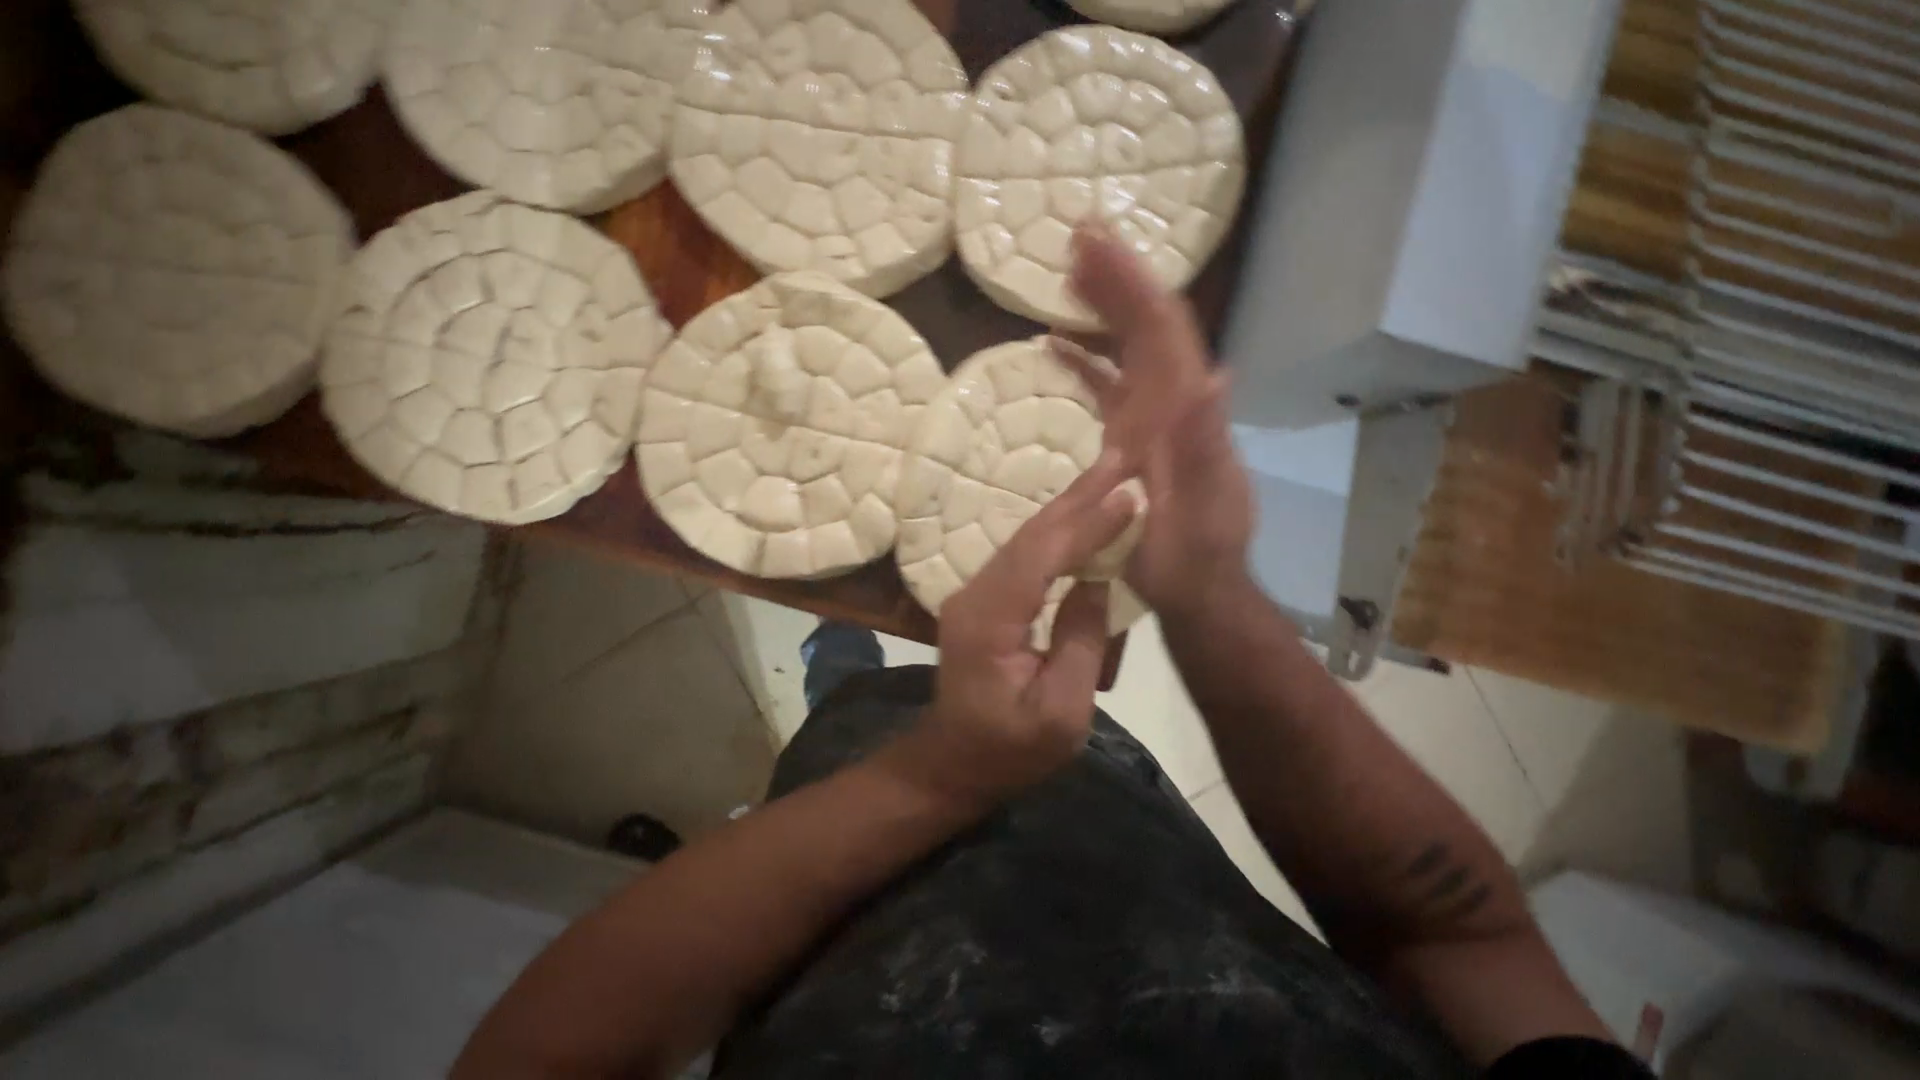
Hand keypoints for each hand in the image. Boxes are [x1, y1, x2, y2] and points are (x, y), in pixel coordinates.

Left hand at [888, 450, 1138, 807]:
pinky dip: (1058, 532)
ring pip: (1026, 539)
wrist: (953, 764)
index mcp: (988, 622)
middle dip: (1078, 496)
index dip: (1086, 524)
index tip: (1129, 494)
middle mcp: (973, 595)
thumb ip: (1079, 644)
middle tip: (1122, 456)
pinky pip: (1025, 556)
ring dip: (1069, 507)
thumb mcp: (1061, 714)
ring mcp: (974, 594)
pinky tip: (1083, 515)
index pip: (1040, 558)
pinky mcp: (984, 600)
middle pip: (1030, 536)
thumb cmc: (1011, 751)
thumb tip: (1095, 582)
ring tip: (1111, 475)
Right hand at [1055, 223, 1255, 618]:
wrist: (1198, 590)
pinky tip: (1051, 344)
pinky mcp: (1134, 436)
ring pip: (1127, 347)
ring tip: (1067, 270)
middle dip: (1115, 278)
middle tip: (1076, 234)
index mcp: (1187, 409)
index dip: (1133, 282)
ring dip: (1101, 307)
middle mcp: (1173, 401)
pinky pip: (1107, 385)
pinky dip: (1083, 361)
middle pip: (1146, 325)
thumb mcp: (1205, 506)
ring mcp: (1153, 417)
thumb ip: (1209, 443)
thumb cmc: (1196, 556)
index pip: (1164, 331)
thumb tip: (1217, 376)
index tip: (1097, 240)